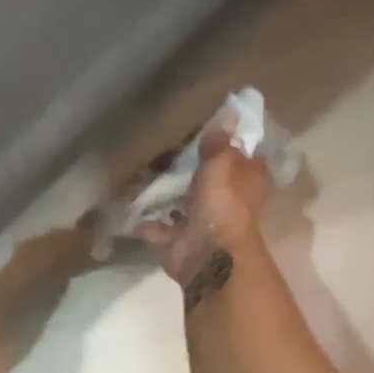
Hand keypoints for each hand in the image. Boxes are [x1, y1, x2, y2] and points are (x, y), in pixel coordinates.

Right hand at [138, 126, 272, 287]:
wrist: (208, 256)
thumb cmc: (223, 205)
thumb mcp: (222, 164)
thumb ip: (218, 143)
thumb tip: (227, 116)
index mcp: (244, 178)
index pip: (237, 154)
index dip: (222, 142)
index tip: (200, 132)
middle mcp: (224, 199)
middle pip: (204, 177)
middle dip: (184, 168)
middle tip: (161, 152)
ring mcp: (199, 222)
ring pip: (179, 202)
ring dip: (162, 193)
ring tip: (139, 174)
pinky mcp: (176, 241)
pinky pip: (157, 227)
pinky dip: (144, 220)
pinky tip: (129, 204)